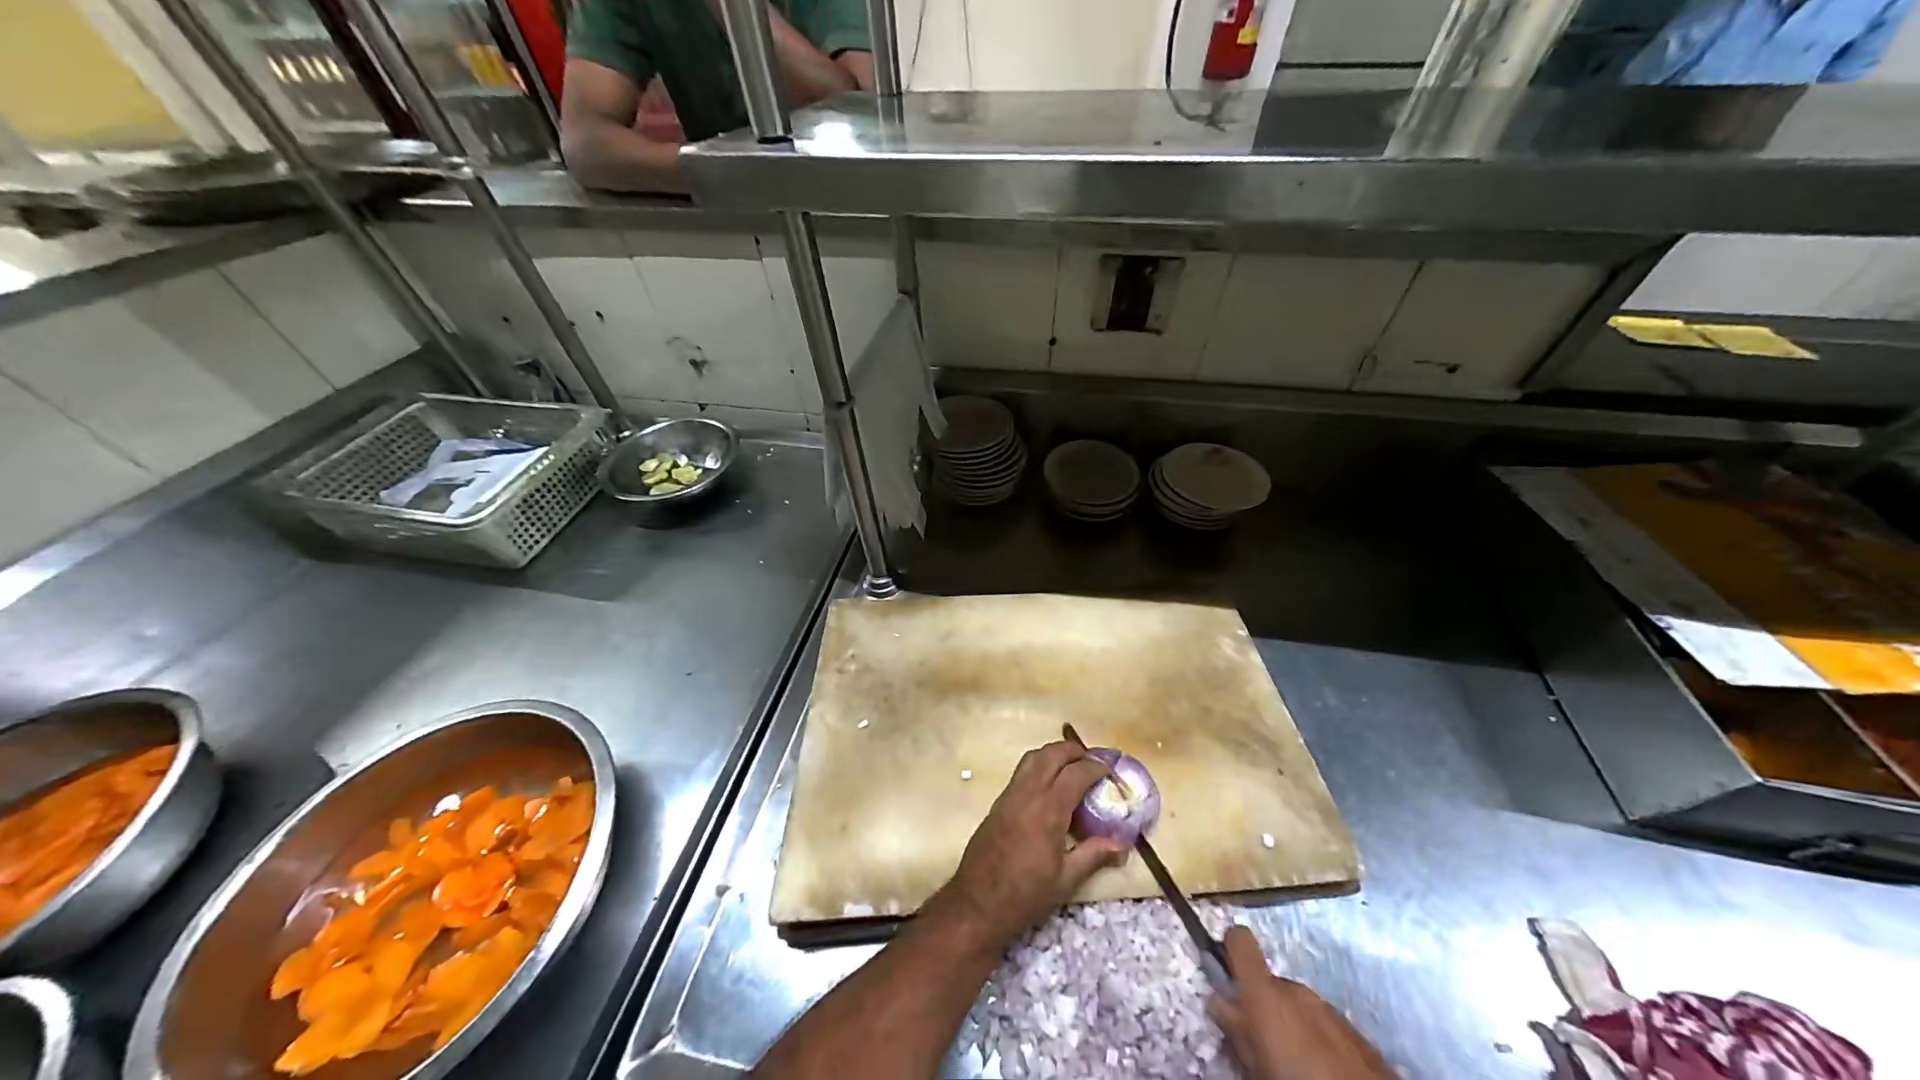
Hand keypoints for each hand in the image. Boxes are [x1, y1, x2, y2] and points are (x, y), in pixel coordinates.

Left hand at [928, 742, 1128, 953]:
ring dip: (1054, 754)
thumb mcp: (1066, 881)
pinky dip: (1039, 768)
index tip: (1111, 771)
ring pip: (1032, 758)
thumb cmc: (1024, 896)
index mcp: (1047, 811)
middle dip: (1075, 751)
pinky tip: (1050, 788)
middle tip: (1094, 762)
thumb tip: (1122, 844)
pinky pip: (1021, 773)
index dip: (1096, 767)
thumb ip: (1094, 855)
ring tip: (1073, 768)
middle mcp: (1027, 795)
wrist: (976, 904)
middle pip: (1051, 754)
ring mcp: (1008, 796)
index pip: (1076, 773)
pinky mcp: (997, 804)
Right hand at [1210, 927, 1393, 1079]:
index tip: (1224, 971)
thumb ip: (1234, 1027)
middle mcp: (1296, 989)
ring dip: (1288, 1022)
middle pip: (1268, 981)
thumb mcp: (1252, 1063)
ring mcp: (1328, 1007)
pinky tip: (1319, 1068)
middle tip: (1259, 1041)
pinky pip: (1320, 1021)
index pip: (1240, 940)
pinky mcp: (1352, 1029)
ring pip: (1295, 1003)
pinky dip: (1313, 1036)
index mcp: (1265, 992)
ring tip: (1291, 1060)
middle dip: (1260, 1005)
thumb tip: (1218, 1000)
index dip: (1229, 948)